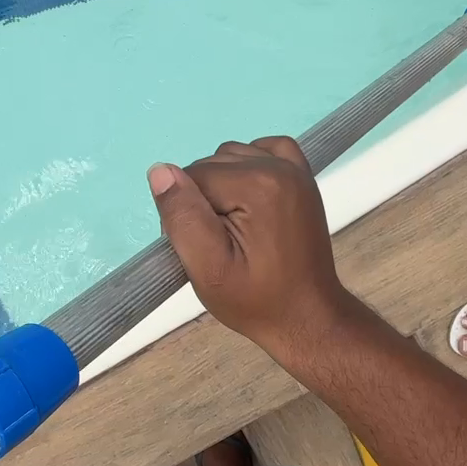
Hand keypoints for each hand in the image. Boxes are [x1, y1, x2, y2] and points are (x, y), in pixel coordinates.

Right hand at [149, 136, 356, 358]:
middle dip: (203, 200)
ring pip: (232, 157)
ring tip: (233, 230)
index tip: (199, 249)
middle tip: (218, 246)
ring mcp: (295, 170)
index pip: (193, 178)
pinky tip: (247, 198)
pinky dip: (248, 165)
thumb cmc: (256, 301)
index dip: (185, 213)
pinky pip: (265, 149)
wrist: (305, 316)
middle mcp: (279, 167)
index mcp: (257, 186)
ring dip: (223, 186)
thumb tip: (160, 171)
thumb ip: (183, 217)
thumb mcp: (208, 268)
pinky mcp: (303, 178)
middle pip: (211, 165)